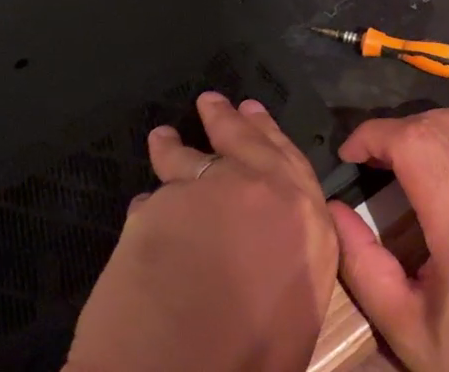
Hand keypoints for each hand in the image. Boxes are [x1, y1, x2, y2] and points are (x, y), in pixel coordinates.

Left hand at [66, 92, 337, 371]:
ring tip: (163, 137)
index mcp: (305, 217)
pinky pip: (153, 200)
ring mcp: (206, 194)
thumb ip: (291, 251)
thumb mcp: (301, 302)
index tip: (255, 111)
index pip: (290, 160)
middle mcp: (261, 190)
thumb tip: (277, 243)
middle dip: (228, 119)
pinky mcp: (156, 210)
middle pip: (243, 142)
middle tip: (212, 101)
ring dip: (175, 146)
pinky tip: (143, 208)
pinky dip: (151, 203)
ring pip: (188, 159)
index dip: (270, 134)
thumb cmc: (258, 354)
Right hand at [328, 109, 448, 371]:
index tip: (348, 153)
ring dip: (432, 127)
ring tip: (404, 157)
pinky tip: (445, 169)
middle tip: (370, 158)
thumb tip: (334, 211)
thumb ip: (363, 264)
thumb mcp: (405, 325)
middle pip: (442, 124)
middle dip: (398, 129)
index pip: (415, 142)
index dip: (375, 135)